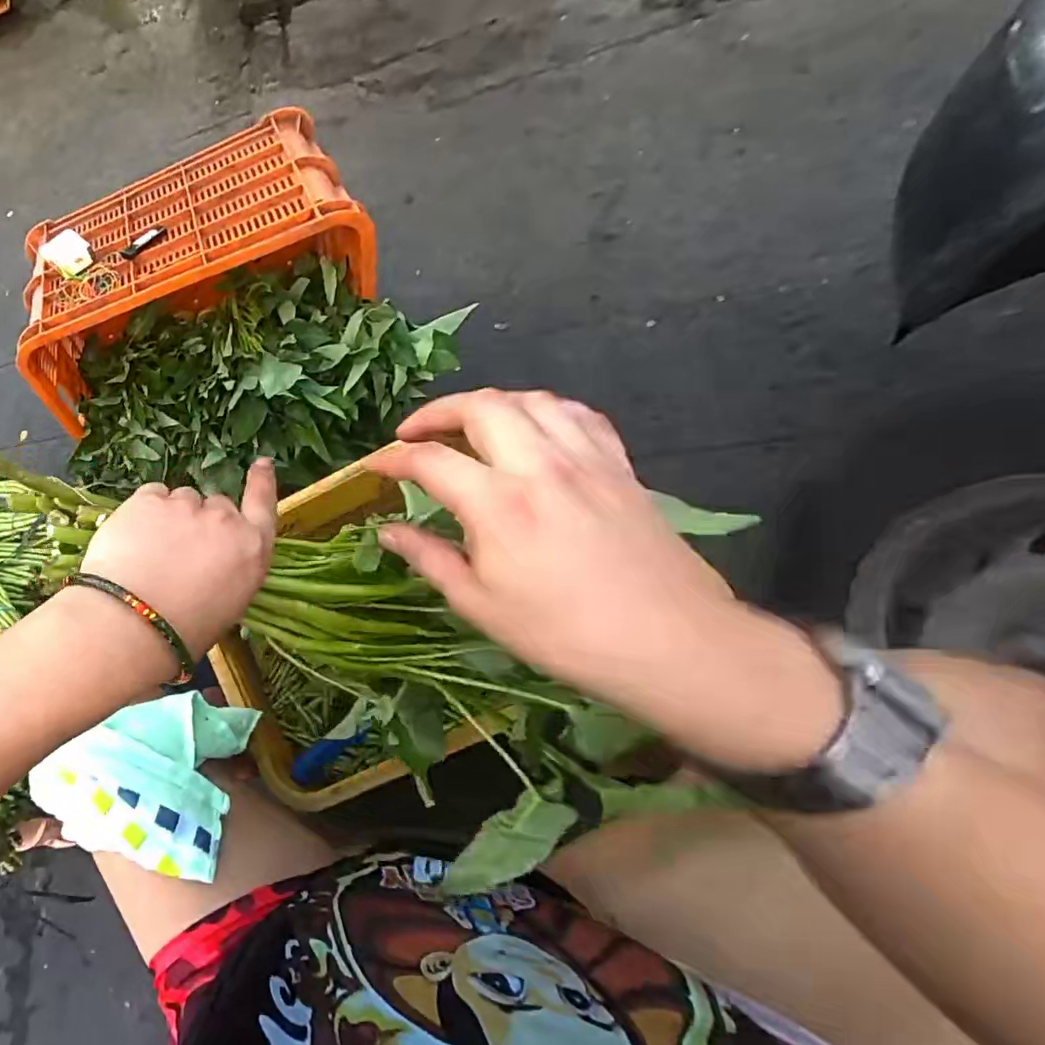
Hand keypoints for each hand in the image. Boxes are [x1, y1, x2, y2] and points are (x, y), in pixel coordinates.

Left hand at [76, 458, 277, 661]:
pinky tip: (134, 538)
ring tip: (151, 551)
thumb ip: (226, 570)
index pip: (263, 506)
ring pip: (181, 499)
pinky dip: (145, 511)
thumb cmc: (182, 631)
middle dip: (202, 522)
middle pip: (216, 506)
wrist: (130, 625)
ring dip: (171, 516)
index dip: (262, 483)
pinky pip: (152, 495)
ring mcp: (185, 506)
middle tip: (179, 552)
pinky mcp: (149, 500)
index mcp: (251, 552)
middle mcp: (224, 522)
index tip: (262, 464)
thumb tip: (208, 562)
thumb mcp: (225, 606)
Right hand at [366, 390, 831, 758]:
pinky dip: (545, 411)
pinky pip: (579, 416)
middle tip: (413, 433)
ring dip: (489, 404)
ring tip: (467, 425)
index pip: (431, 460)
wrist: (670, 644)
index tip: (374, 466)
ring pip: (532, 400)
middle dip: (437, 411)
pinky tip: (533, 430)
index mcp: (498, 504)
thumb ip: (429, 557)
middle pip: (482, 407)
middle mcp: (541, 467)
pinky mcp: (620, 469)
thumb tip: (388, 532)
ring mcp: (587, 461)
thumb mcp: (478, 603)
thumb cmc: (561, 632)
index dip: (393, 458)